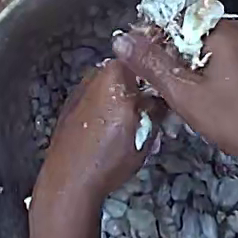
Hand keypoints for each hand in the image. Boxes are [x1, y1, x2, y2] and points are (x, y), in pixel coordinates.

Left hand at [35, 60, 152, 214]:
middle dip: (140, 89)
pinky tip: (111, 130)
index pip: (146, 59)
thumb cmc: (108, 157)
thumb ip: (157, 107)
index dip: (159, 75)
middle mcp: (96, 75)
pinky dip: (107, 107)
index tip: (167, 89)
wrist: (70, 178)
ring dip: (123, 99)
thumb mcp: (147, 133)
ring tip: (132, 126)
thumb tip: (165, 97)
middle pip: (128, 72)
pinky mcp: (72, 104)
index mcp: (115, 74)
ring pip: (112, 87)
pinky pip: (97, 98)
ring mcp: (81, 89)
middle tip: (152, 112)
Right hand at [113, 20, 237, 171]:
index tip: (138, 62)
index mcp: (220, 29)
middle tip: (155, 81)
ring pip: (203, 44)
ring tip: (174, 89)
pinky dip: (203, 68)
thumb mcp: (186, 95)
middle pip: (187, 29)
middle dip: (167, 51)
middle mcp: (236, 28)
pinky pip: (219, 54)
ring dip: (184, 62)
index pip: (171, 16)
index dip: (149, 36)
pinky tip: (199, 93)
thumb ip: (152, 64)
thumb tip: (121, 40)